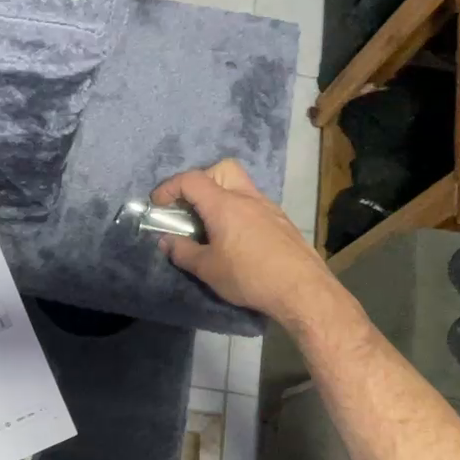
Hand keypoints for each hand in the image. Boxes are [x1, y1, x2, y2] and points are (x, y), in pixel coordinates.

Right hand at [151, 159, 339, 330]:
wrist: (301, 289)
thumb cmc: (249, 276)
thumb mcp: (207, 269)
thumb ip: (183, 252)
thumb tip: (166, 242)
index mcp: (225, 205)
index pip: (192, 180)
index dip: (169, 187)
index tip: (157, 205)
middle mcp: (248, 198)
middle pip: (222, 169)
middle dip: (200, 181)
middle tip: (189, 206)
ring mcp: (268, 208)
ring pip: (240, 186)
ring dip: (220, 198)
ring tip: (209, 226)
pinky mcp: (280, 221)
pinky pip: (253, 204)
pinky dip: (236, 211)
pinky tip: (234, 238)